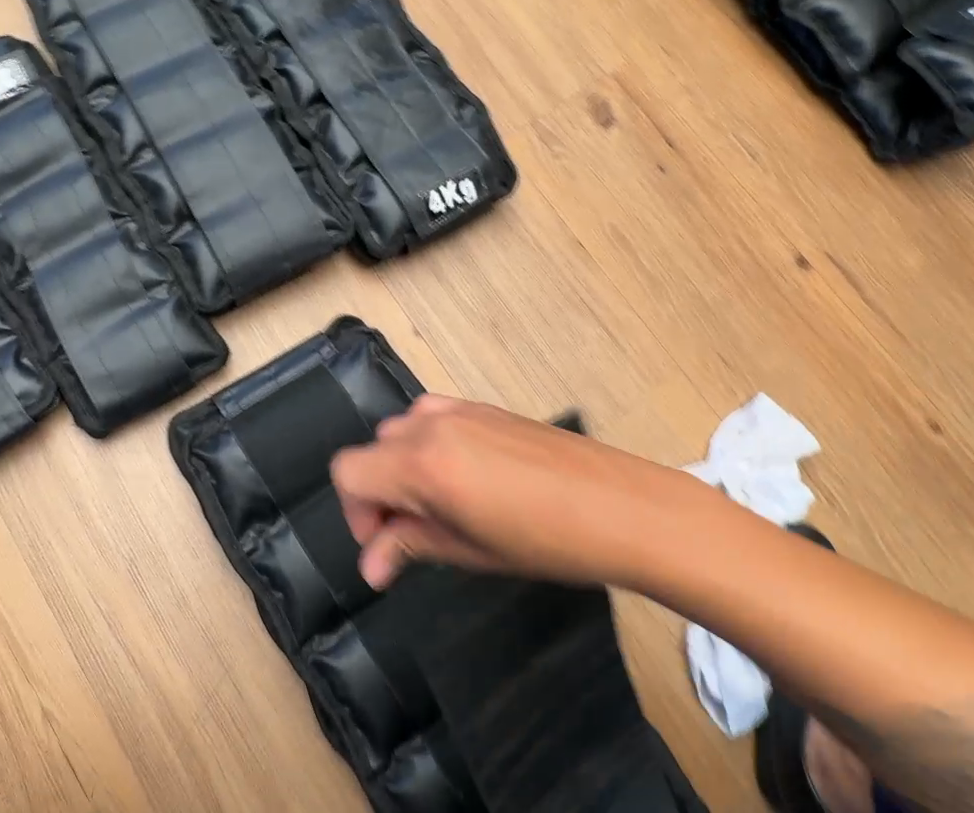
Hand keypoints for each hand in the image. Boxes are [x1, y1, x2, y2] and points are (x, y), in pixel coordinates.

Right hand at [330, 394, 716, 590]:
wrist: (624, 507)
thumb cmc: (546, 541)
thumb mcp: (470, 551)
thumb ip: (409, 546)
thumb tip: (370, 566)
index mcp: (422, 463)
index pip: (349, 472)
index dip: (355, 513)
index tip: (385, 544)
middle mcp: (432, 425)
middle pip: (373, 450)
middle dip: (380, 493)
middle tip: (413, 534)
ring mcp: (461, 409)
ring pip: (401, 432)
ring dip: (403, 468)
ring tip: (441, 507)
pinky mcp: (486, 407)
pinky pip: (434, 418)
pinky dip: (429, 446)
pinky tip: (468, 480)